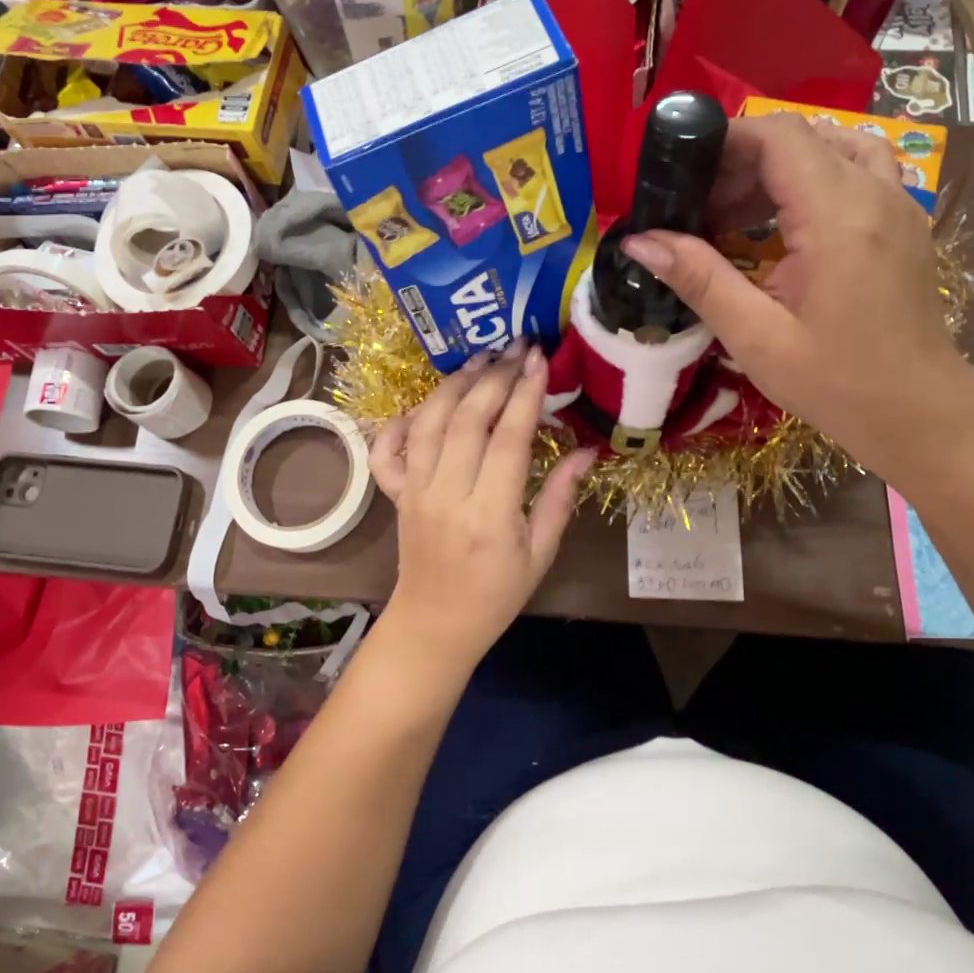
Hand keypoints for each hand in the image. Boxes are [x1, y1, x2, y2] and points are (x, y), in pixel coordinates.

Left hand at [369, 341, 594, 658]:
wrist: (436, 624)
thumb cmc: (497, 594)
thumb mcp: (540, 553)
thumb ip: (558, 498)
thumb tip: (585, 451)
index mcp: (489, 514)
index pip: (507, 439)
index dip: (525, 395)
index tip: (540, 359)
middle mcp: (446, 495)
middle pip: (467, 420)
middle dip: (494, 378)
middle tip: (517, 349)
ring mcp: (414, 493)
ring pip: (429, 424)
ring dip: (453, 386)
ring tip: (481, 361)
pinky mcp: (396, 495)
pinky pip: (388, 450)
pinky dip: (400, 421)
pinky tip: (425, 405)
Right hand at [617, 114, 973, 480]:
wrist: (918, 413)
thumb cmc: (835, 383)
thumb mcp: (756, 337)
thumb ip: (700, 279)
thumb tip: (639, 241)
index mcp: (837, 216)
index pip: (780, 136)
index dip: (726, 141)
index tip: (682, 175)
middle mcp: (875, 193)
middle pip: (803, 138)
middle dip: (743, 162)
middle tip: (700, 211)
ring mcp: (899, 204)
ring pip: (834, 148)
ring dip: (781, 169)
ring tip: (740, 216)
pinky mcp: (905, 222)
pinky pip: (858, 173)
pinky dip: (814, 182)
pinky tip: (785, 228)